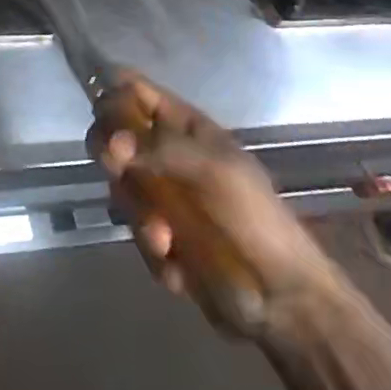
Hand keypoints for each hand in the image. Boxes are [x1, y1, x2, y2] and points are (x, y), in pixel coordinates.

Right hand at [87, 74, 344, 329]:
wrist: (283, 298)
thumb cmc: (254, 218)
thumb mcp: (214, 170)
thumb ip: (161, 148)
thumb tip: (112, 143)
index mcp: (184, 127)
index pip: (136, 91)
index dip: (114, 97)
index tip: (107, 121)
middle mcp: (166, 155)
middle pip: (114, 136)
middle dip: (111, 155)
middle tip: (117, 169)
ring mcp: (161, 196)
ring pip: (120, 188)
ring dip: (138, 214)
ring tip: (164, 240)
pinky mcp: (159, 238)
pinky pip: (134, 232)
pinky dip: (152, 251)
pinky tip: (176, 268)